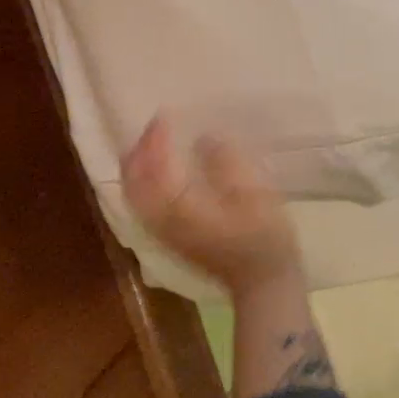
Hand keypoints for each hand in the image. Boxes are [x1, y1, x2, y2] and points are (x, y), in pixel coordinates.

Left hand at [121, 115, 301, 299]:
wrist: (263, 283)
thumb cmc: (264, 237)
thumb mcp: (253, 195)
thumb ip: (226, 164)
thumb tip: (205, 137)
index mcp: (179, 208)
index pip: (155, 167)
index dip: (156, 139)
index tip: (164, 114)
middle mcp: (162, 221)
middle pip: (134, 183)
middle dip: (139, 151)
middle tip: (153, 126)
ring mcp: (164, 233)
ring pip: (135, 196)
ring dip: (137, 168)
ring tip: (151, 145)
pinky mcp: (172, 239)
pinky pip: (144, 206)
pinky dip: (144, 184)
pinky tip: (159, 175)